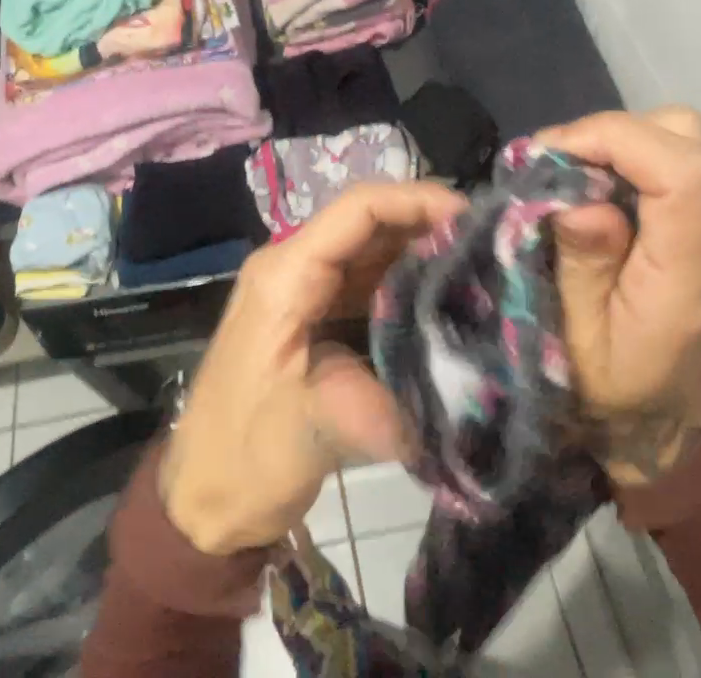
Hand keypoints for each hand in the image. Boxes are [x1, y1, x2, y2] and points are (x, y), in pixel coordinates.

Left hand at [161, 182, 468, 554]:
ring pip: (373, 253)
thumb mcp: (308, 430)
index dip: (418, 201)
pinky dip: (409, 289)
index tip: (478, 221)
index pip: (358, 209)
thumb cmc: (244, 459)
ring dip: (425, 257)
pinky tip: (451, 307)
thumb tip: (456, 392)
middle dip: (432, 228)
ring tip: (487, 274)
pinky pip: (369, 287)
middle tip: (496, 251)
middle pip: (370, 224)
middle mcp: (293, 270)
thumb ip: (376, 404)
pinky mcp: (316, 320)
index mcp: (284, 277)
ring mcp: (304, 294)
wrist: (204, 498)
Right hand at [537, 108, 700, 487]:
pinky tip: (590, 197)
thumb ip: (582, 266)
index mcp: (692, 275)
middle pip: (687, 138)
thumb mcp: (575, 339)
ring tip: (566, 180)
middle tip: (552, 167)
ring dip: (616, 146)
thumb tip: (579, 201)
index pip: (684, 171)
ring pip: (681, 141)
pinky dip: (625, 163)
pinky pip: (673, 167)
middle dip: (610, 135)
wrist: (657, 423)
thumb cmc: (606, 390)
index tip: (550, 154)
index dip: (615, 138)